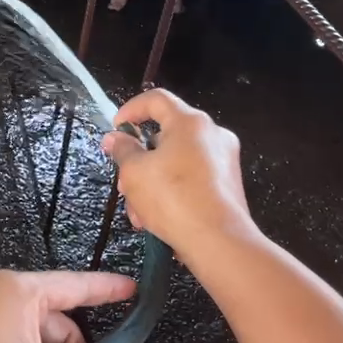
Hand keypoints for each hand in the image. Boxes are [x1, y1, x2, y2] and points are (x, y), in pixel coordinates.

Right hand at [101, 87, 256, 254]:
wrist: (219, 243)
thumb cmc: (172, 197)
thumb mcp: (134, 172)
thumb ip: (123, 149)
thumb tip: (115, 138)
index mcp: (191, 123)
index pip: (156, 99)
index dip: (130, 109)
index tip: (115, 130)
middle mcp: (213, 135)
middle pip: (165, 135)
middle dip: (139, 159)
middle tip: (123, 182)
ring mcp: (224, 161)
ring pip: (175, 161)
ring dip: (151, 181)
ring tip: (138, 211)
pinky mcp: (227, 185)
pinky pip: (191, 179)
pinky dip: (171, 191)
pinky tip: (156, 219)